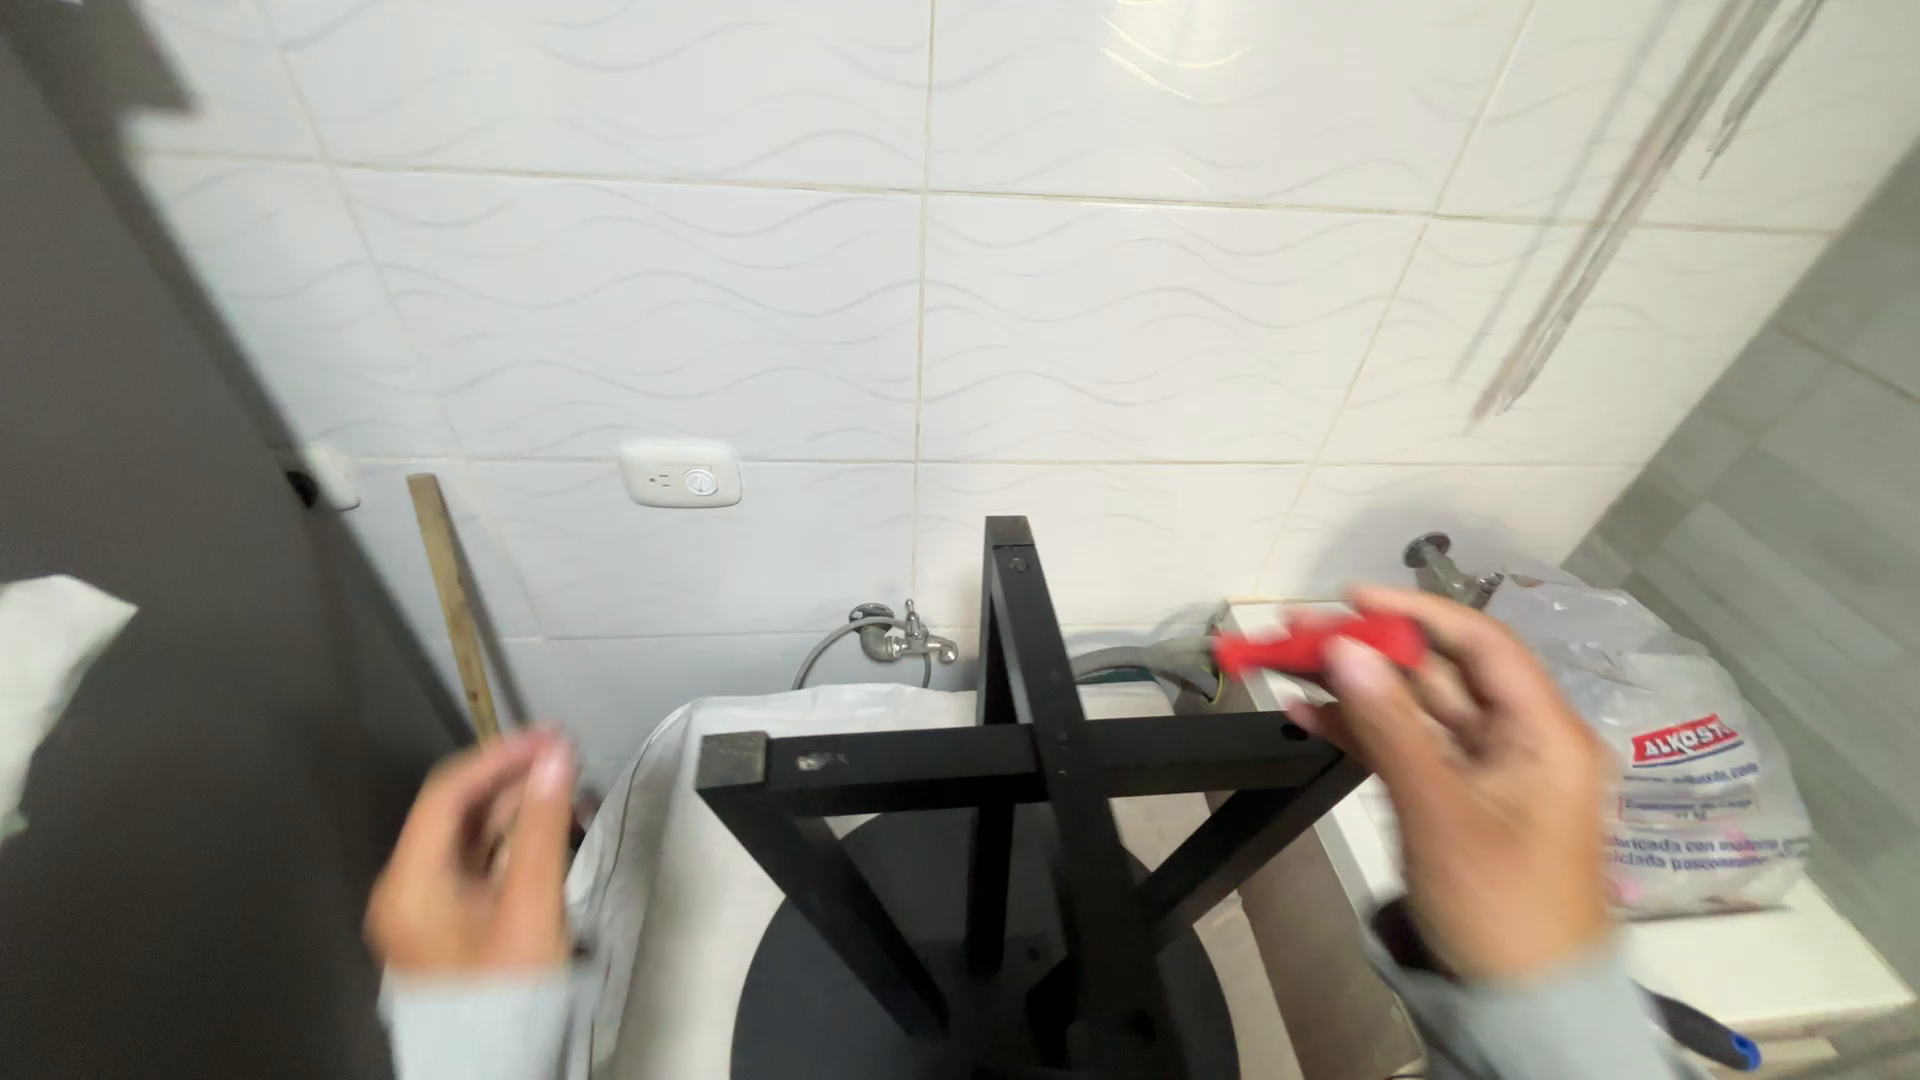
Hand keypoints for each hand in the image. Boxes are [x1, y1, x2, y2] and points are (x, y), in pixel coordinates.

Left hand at [366, 732, 576, 972]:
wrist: (497, 1061)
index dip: (499, 756)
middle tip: (568, 754)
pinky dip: (523, 832)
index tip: (549, 735)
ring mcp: (433, 898)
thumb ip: (543, 823)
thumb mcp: (531, 900)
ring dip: (526, 802)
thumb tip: (558, 754)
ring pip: (479, 830)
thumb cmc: (508, 982)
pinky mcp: (458, 910)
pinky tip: (559, 819)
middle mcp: (412, 883)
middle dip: (518, 777)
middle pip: (463, 809)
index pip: (448, 794)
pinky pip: (488, 854)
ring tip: (573, 784)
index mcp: (410, 881)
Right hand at [1287, 586, 1612, 980]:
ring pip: (1403, 703)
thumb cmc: (1497, 904)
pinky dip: (1350, 726)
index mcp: (1539, 732)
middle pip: (1430, 671)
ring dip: (1346, 684)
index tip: (1351, 596)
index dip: (1415, 611)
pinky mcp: (1443, 789)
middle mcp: (1510, 736)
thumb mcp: (1439, 810)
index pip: (1480, 644)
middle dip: (1362, 648)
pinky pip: (1393, 741)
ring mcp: (1474, 763)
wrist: (1516, 1000)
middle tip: (1294, 630)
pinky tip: (1301, 711)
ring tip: (1281, 661)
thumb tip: (1344, 649)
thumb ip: (1388, 724)